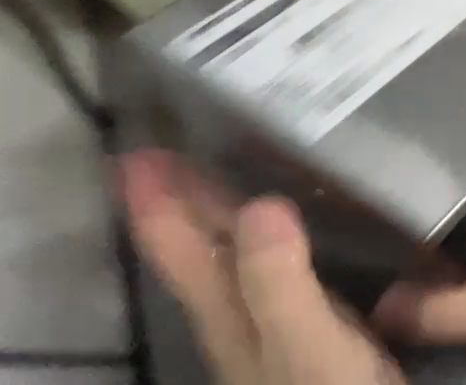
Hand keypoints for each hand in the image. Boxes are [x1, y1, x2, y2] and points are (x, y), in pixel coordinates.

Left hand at [120, 151, 402, 384]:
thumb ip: (279, 281)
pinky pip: (274, 260)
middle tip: (169, 149)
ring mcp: (272, 316)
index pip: (181, 248)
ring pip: (231, 253)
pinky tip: (294, 220)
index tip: (133, 156)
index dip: (155, 203)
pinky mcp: (310, 316)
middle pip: (199, 247)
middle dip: (179, 199)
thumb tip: (257, 205)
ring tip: (221, 172)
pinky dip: (268, 231)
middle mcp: (240, 308)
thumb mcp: (305, 338)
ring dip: (217, 213)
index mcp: (230, 308)